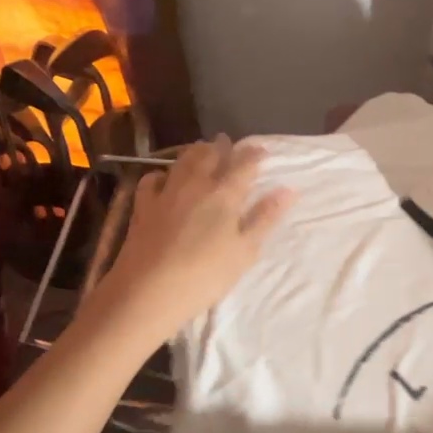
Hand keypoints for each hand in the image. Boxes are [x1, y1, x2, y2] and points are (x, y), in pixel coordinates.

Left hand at [90, 136, 294, 338]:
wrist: (149, 290)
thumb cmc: (205, 275)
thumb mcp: (245, 251)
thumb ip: (265, 218)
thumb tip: (289, 190)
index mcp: (225, 194)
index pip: (244, 166)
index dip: (254, 155)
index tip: (263, 151)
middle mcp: (196, 184)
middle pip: (210, 155)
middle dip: (222, 147)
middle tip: (228, 143)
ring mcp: (166, 192)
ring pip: (182, 161)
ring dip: (195, 152)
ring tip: (202, 149)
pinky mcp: (143, 205)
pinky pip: (152, 179)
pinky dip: (162, 173)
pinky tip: (164, 178)